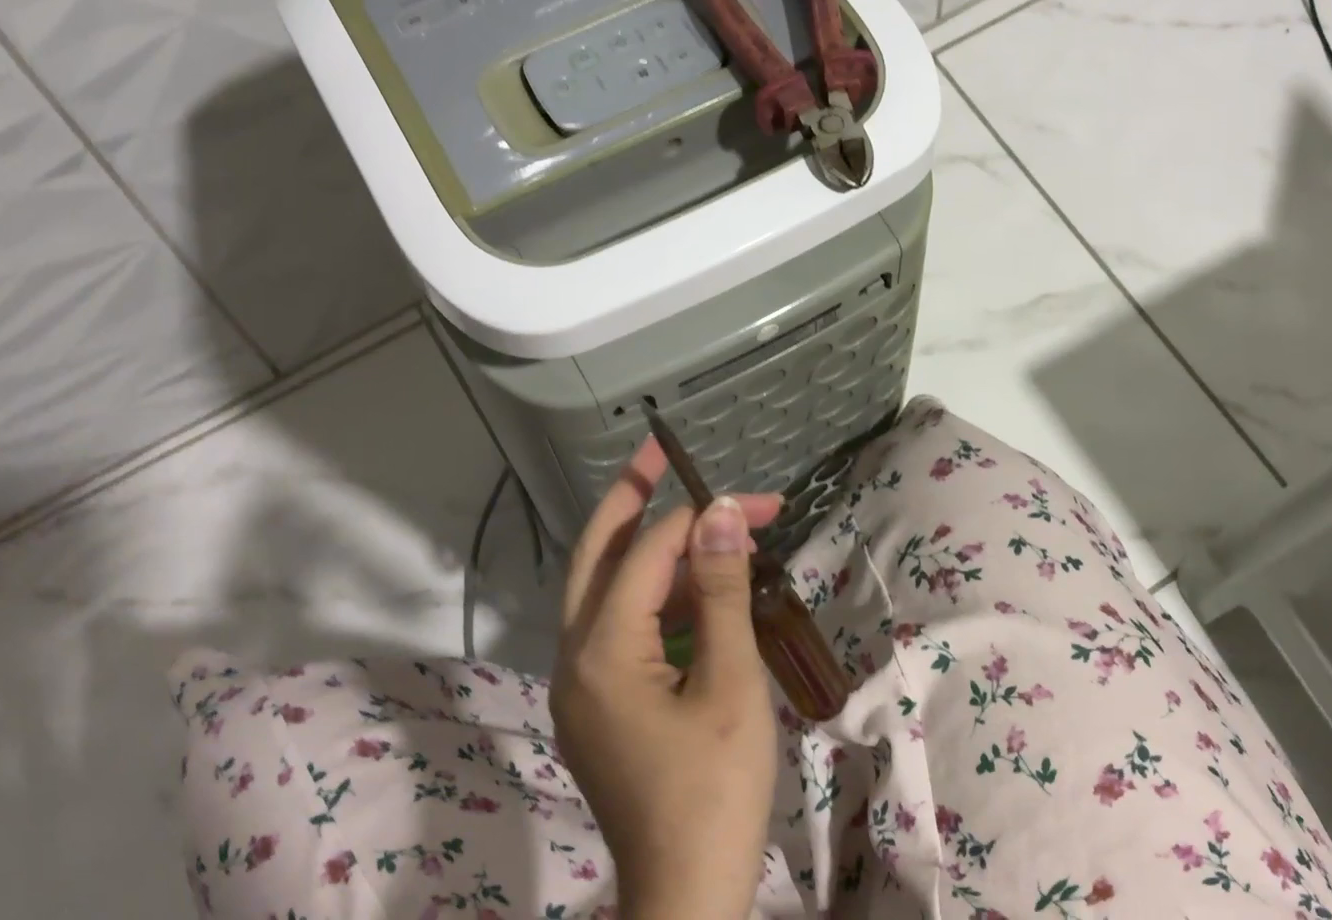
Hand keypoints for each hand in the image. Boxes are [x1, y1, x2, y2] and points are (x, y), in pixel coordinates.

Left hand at [551, 437, 782, 919]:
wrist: (686, 892)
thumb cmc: (716, 788)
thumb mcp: (729, 682)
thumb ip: (722, 592)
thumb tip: (721, 513)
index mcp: (600, 651)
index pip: (645, 554)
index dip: (698, 518)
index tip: (756, 502)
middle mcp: (575, 660)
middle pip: (595, 558)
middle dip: (628, 501)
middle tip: (659, 454)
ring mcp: (582, 688)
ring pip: (606, 595)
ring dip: (652, 555)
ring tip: (710, 531)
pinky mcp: (600, 709)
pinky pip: (618, 631)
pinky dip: (654, 599)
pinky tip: (698, 595)